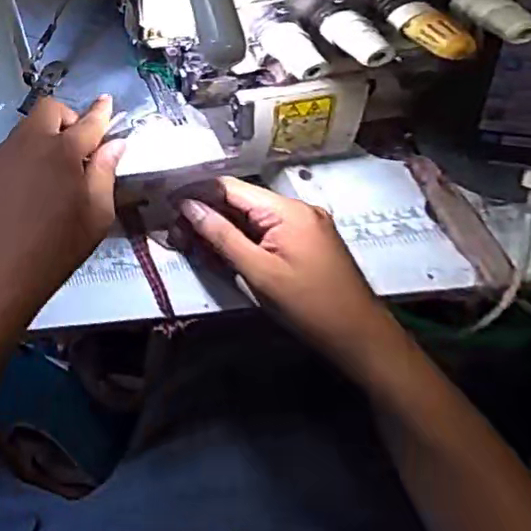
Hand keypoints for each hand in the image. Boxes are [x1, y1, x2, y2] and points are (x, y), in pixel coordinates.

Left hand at [0, 96, 127, 323]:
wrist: (9, 263)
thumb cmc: (62, 242)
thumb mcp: (98, 211)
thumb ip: (105, 170)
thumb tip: (114, 143)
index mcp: (63, 150)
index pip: (88, 122)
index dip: (100, 111)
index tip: (106, 102)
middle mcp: (31, 141)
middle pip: (49, 109)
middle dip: (67, 118)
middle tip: (77, 146)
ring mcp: (5, 152)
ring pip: (28, 126)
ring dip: (45, 134)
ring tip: (55, 166)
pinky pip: (12, 146)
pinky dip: (27, 152)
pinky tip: (32, 181)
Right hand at [176, 176, 405, 373]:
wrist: (365, 343)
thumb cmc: (311, 307)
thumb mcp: (258, 272)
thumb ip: (221, 235)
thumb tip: (187, 205)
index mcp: (287, 211)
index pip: (229, 187)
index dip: (195, 193)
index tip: (166, 204)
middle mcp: (295, 210)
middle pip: (237, 201)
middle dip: (204, 216)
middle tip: (176, 235)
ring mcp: (302, 226)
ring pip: (246, 218)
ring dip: (218, 231)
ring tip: (192, 248)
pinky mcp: (303, 243)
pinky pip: (261, 232)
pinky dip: (238, 241)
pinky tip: (219, 255)